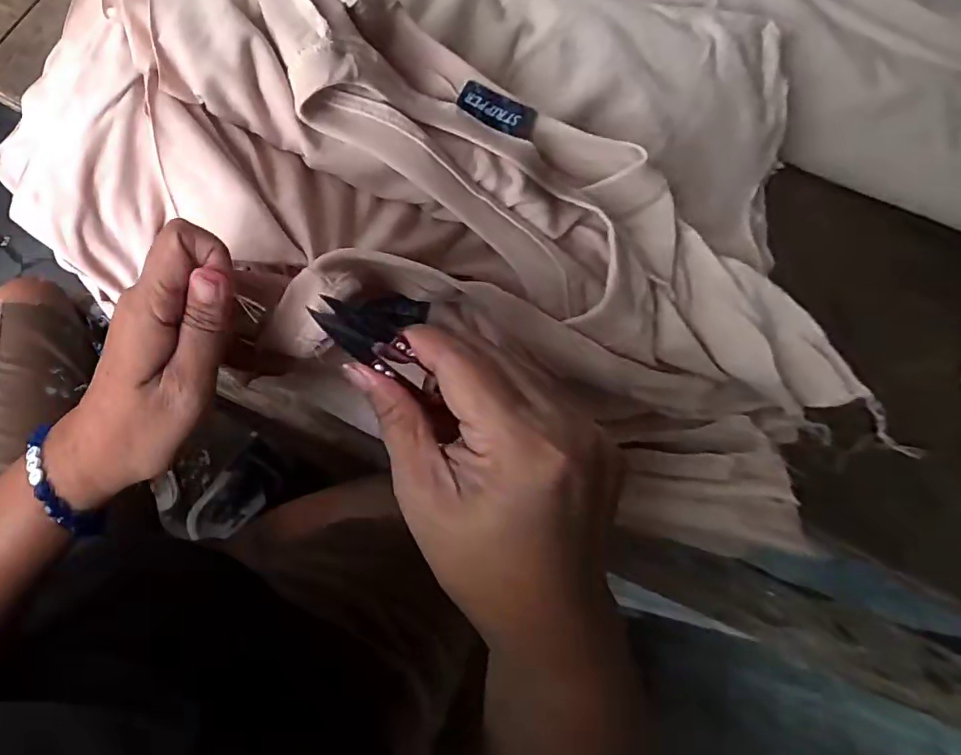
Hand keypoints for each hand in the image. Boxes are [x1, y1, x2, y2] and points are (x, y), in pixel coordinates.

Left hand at [44, 220, 233, 508]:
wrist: (99, 453)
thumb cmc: (142, 430)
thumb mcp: (186, 387)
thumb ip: (203, 327)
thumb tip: (215, 270)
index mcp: (146, 304)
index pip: (178, 236)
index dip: (212, 255)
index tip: (229, 303)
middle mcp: (141, 295)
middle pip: (188, 254)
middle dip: (222, 285)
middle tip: (232, 338)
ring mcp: (144, 309)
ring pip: (191, 279)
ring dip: (220, 308)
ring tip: (232, 352)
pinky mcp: (150, 323)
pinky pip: (185, 302)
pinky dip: (209, 321)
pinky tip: (222, 356)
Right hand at [343, 325, 623, 647]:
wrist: (552, 619)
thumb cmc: (473, 561)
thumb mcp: (421, 491)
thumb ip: (396, 418)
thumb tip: (359, 366)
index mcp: (521, 443)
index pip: (462, 360)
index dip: (418, 341)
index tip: (380, 345)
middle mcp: (567, 424)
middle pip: (491, 351)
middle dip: (439, 348)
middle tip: (397, 367)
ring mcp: (593, 429)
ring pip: (516, 360)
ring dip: (468, 360)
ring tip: (432, 389)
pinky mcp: (602, 436)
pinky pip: (539, 383)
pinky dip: (499, 379)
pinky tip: (473, 406)